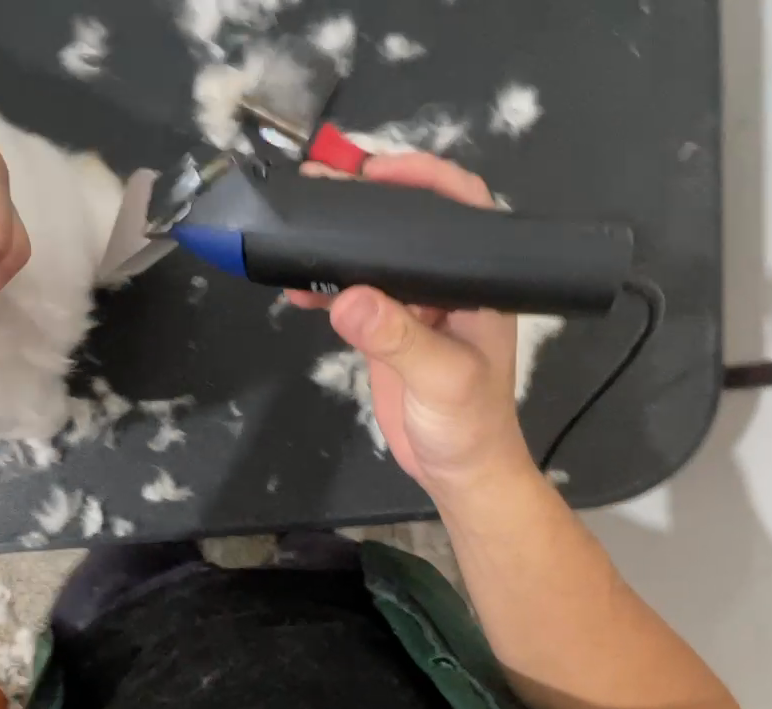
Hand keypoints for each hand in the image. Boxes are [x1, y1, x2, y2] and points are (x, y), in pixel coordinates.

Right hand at [287, 155, 533, 499]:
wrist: (457, 473)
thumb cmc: (469, 425)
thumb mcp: (443, 379)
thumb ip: (399, 338)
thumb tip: (347, 298)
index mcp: (476, 283)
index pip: (459, 209)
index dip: (422, 178)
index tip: (375, 171)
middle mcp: (446, 286)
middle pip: (407, 227)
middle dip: (365, 204)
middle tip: (319, 187)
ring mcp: (413, 310)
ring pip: (375, 261)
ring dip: (338, 245)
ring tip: (295, 228)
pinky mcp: (386, 335)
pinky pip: (353, 299)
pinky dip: (324, 290)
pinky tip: (294, 287)